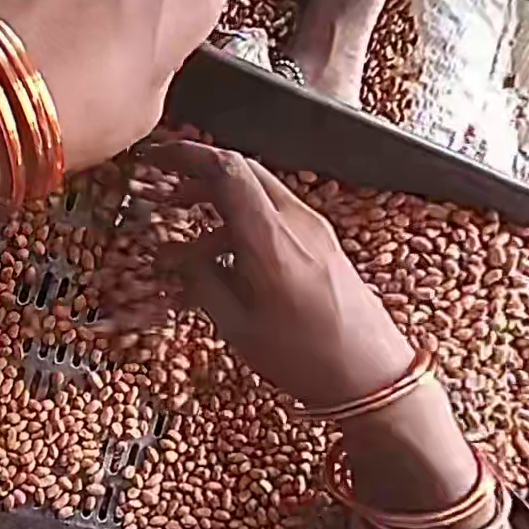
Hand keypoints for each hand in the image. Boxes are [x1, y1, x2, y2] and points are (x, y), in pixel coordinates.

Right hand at [141, 138, 414, 407]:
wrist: (371, 373)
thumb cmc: (303, 356)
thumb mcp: (237, 326)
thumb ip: (203, 282)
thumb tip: (179, 259)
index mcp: (270, 240)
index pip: (227, 171)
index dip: (187, 155)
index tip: (156, 156)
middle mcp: (295, 221)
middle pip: (242, 170)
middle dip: (198, 174)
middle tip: (166, 192)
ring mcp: (313, 228)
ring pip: (257, 191)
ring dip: (217, 201)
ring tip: (186, 235)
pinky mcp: (320, 240)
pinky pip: (273, 213)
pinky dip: (240, 220)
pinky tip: (222, 254)